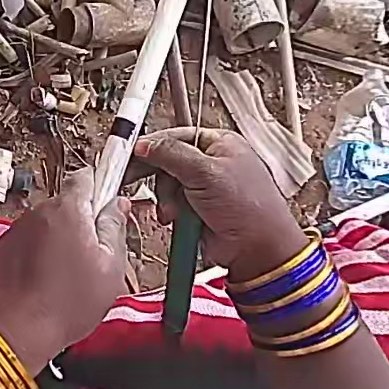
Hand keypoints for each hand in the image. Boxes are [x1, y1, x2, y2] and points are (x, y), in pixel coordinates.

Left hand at [0, 168, 130, 369]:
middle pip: (67, 203)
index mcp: (68, 210)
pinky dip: (39, 253)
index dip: (101, 189)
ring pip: (48, 223)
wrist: (12, 328)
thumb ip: (115, 228)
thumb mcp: (109, 269)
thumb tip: (117, 205)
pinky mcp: (3, 245)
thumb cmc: (65, 304)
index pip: (86, 177)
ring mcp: (18, 227)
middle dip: (82, 221)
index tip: (110, 207)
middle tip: (94, 254)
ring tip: (69, 275)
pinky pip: (30, 240)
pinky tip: (46, 280)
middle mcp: (39, 211)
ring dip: (60, 239)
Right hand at [131, 129, 310, 278]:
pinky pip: (170, 203)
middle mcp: (211, 162)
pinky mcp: (197, 207)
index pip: (174, 136)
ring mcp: (203, 186)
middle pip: (166, 160)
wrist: (258, 252)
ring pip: (165, 184)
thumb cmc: (250, 209)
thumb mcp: (206, 172)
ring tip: (174, 210)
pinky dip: (169, 210)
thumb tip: (145, 145)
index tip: (130, 154)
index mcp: (219, 144)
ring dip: (165, 198)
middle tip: (131, 178)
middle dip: (156, 176)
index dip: (151, 146)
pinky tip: (176, 218)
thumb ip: (171, 154)